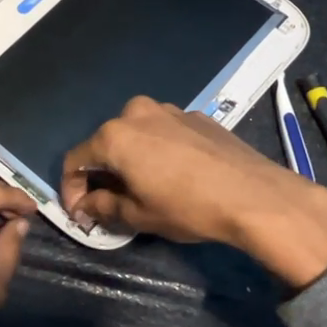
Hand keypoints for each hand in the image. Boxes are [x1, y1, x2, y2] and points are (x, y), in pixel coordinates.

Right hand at [60, 96, 326, 286]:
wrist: (255, 196)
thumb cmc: (188, 208)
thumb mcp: (139, 216)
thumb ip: (103, 207)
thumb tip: (86, 206)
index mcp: (114, 136)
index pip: (75, 160)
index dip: (71, 189)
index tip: (79, 213)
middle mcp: (135, 113)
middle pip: (104, 143)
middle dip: (101, 172)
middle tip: (109, 201)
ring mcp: (168, 110)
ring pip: (136, 135)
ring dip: (130, 159)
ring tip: (143, 186)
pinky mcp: (195, 116)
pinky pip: (163, 132)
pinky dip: (157, 150)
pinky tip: (174, 174)